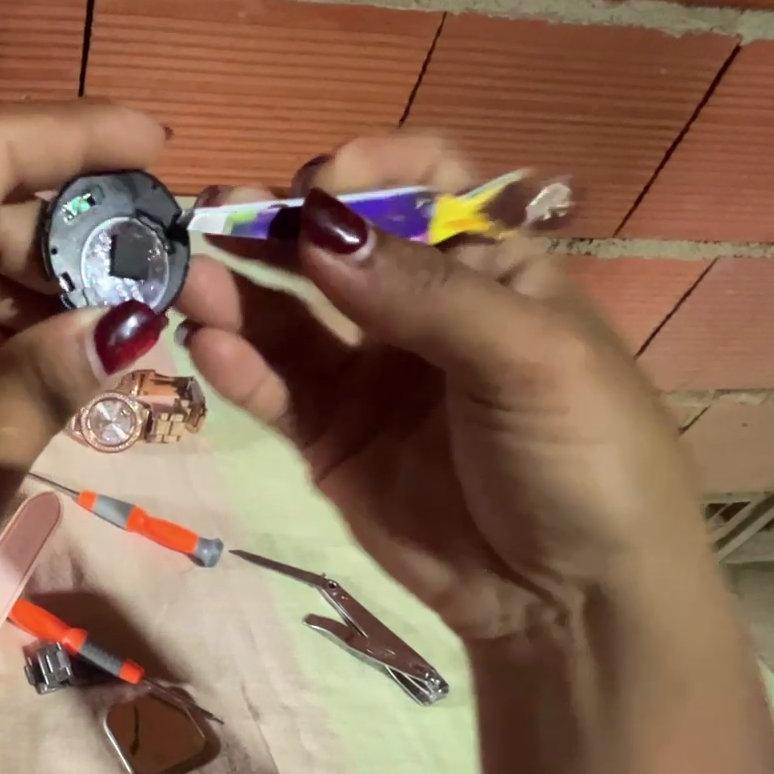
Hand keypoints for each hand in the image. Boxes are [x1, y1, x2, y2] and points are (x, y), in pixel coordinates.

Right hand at [177, 136, 708, 639]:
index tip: (315, 186)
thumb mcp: (529, 358)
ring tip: (191, 281)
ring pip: (288, 322)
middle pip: (333, 251)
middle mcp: (416, 314)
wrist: (563, 598)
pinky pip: (276, 393)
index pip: (423, 186)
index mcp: (488, 271)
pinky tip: (206, 347)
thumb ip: (423, 291)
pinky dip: (240, 369)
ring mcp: (365, 379)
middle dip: (273, 228)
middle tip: (210, 216)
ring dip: (237, 295)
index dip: (367, 174)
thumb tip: (316, 226)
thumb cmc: (582, 459)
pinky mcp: (327, 439)